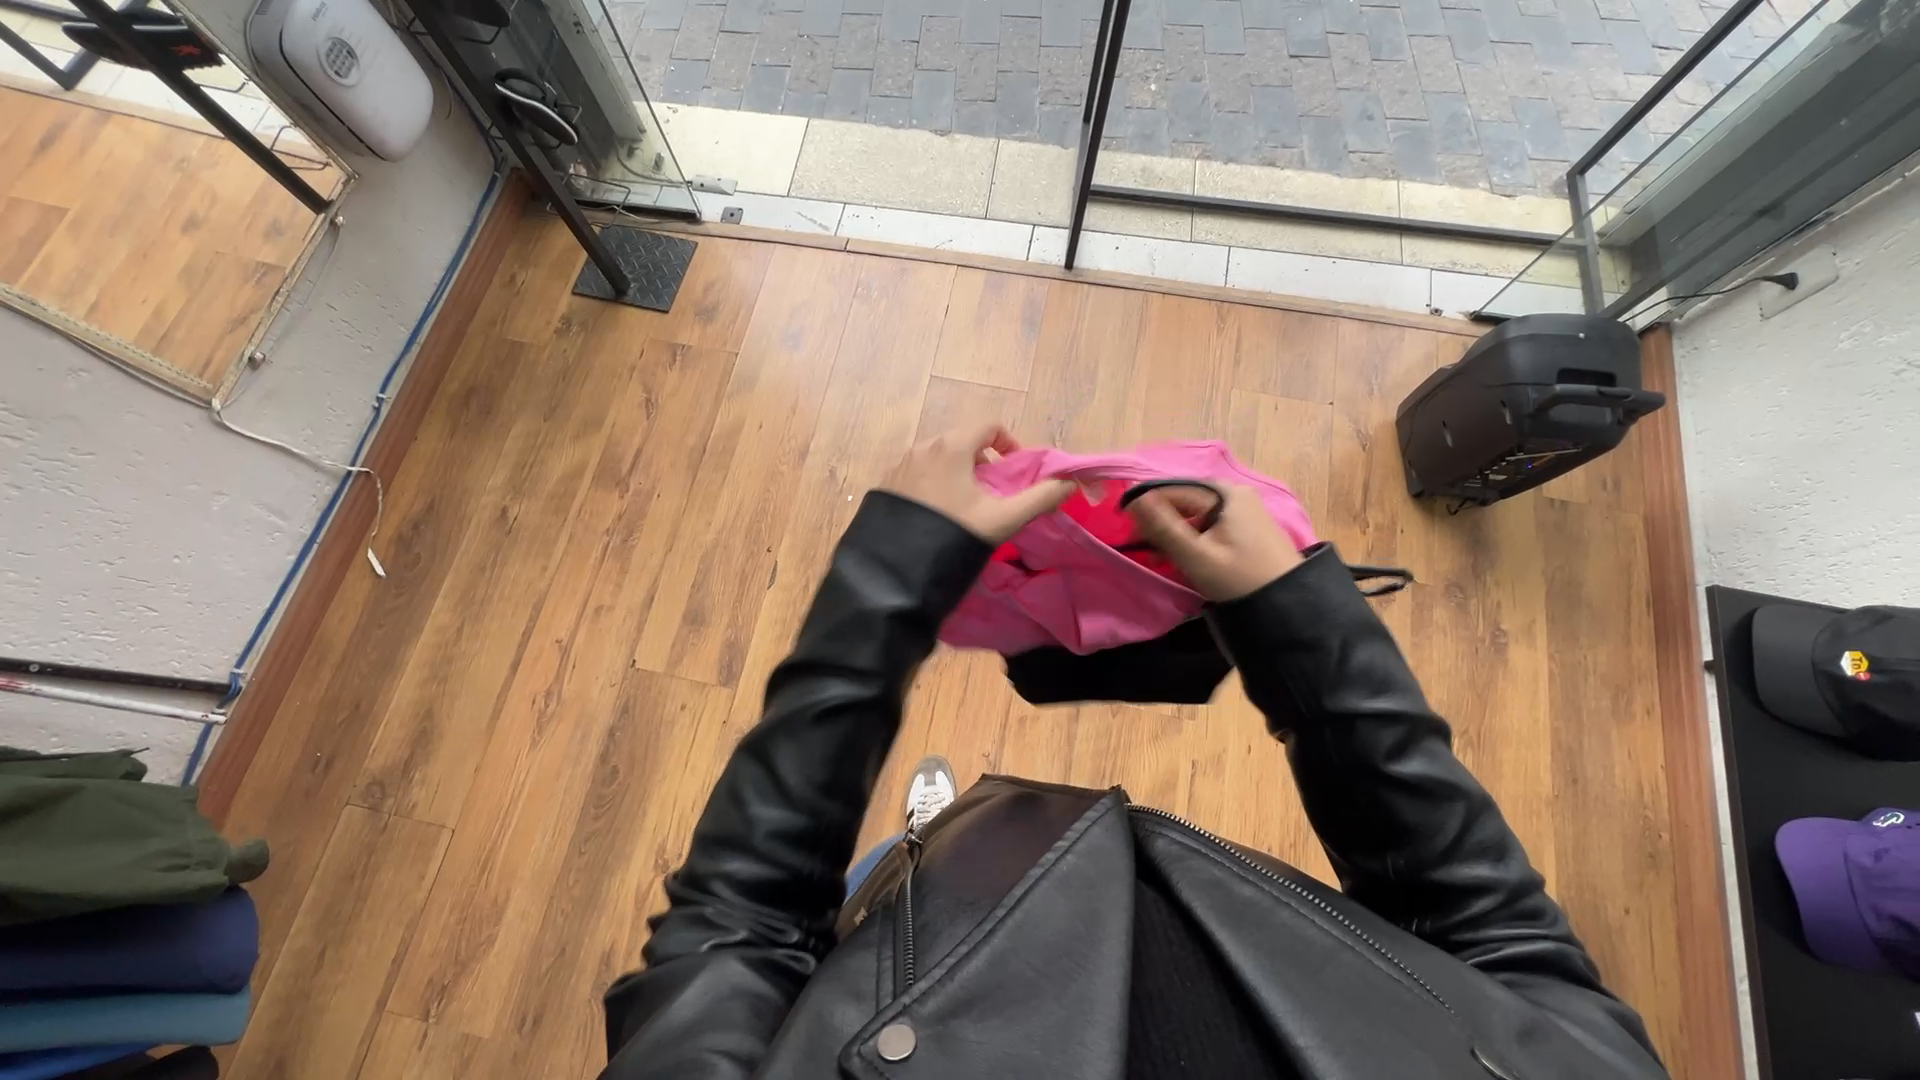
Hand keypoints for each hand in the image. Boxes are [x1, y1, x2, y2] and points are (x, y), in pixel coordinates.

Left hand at [882, 423, 1073, 542]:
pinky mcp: (887, 485)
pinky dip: (935, 484)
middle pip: (963, 440)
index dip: (1008, 443)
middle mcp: (923, 446)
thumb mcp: (1003, 519)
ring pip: (939, 457)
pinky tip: (939, 514)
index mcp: (951, 446)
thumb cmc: (955, 535)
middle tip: (993, 492)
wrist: (898, 569)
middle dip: (983, 461)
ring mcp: (900, 465)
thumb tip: (1071, 484)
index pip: (988, 425)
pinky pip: (918, 473)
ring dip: (958, 472)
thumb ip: (1040, 498)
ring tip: (966, 506)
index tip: (1014, 471)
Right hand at [1127, 484, 1301, 600]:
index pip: (1171, 490)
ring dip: (1176, 531)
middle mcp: (1235, 492)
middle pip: (1185, 500)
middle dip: (1162, 520)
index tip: (1127, 528)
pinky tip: (1186, 554)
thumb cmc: (1238, 579)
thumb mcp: (1195, 555)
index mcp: (1223, 493)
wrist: (1287, 604)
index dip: (1146, 506)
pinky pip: (1211, 522)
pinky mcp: (1249, 525)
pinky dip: (1194, 535)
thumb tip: (1133, 499)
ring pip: (1197, 513)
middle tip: (1145, 547)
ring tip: (1162, 555)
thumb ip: (1163, 526)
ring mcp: (1245, 508)